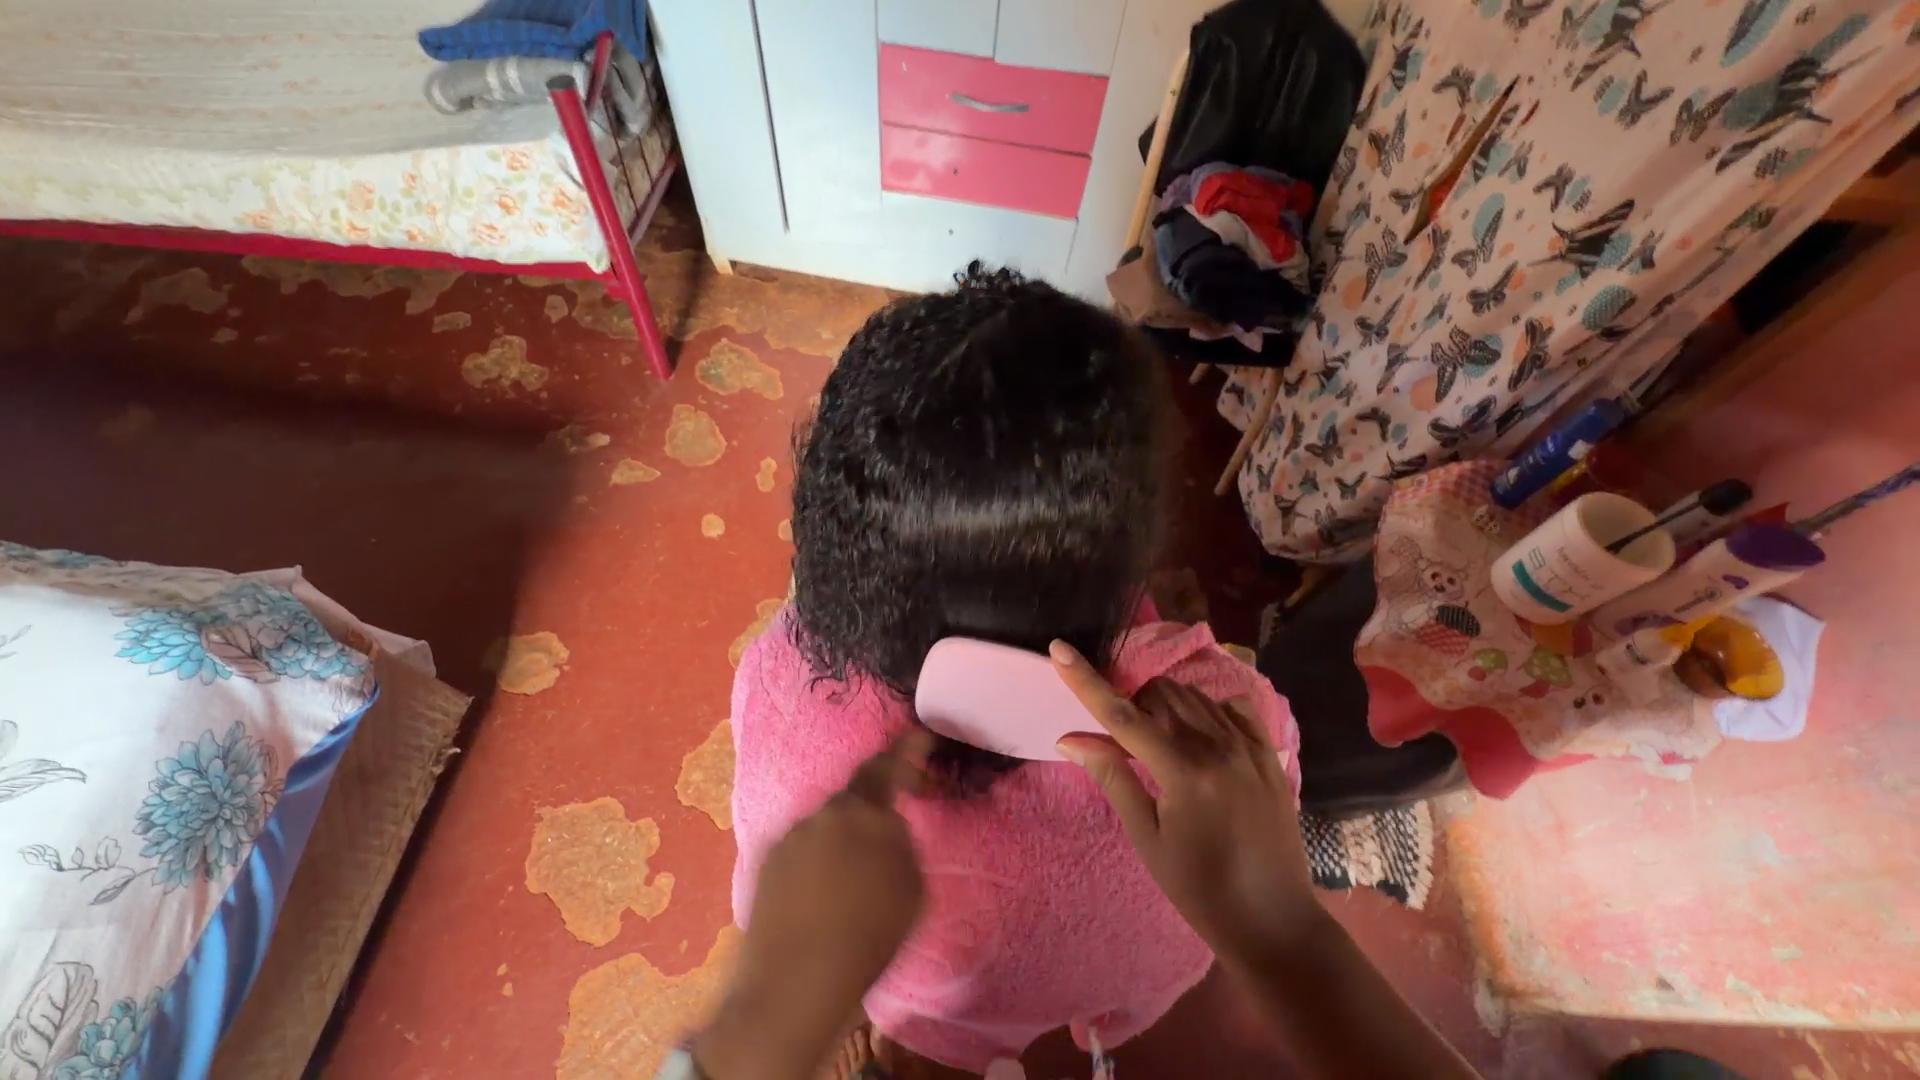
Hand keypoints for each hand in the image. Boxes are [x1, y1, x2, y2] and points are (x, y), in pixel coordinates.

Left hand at [696, 731, 930, 1079]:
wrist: (796, 983)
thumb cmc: (869, 935)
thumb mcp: (912, 887)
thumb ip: (901, 842)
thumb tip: (888, 827)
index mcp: (865, 812)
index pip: (887, 767)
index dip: (905, 749)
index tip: (917, 735)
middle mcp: (824, 813)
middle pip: (854, 803)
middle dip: (870, 816)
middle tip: (884, 847)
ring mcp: (791, 837)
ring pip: (826, 830)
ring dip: (841, 846)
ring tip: (849, 890)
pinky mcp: (766, 865)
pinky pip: (802, 854)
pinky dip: (815, 867)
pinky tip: (820, 901)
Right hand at [1050, 641, 1323, 966]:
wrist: (1274, 921)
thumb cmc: (1200, 889)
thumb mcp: (1147, 838)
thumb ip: (1113, 778)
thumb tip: (1071, 739)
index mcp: (1184, 773)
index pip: (1123, 716)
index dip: (1086, 681)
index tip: (1059, 649)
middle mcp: (1219, 748)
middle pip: (1161, 694)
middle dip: (1134, 705)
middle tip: (1128, 745)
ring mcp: (1250, 748)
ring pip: (1195, 695)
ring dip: (1167, 706)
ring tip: (1163, 746)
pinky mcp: (1270, 755)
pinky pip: (1233, 707)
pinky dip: (1207, 709)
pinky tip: (1202, 736)